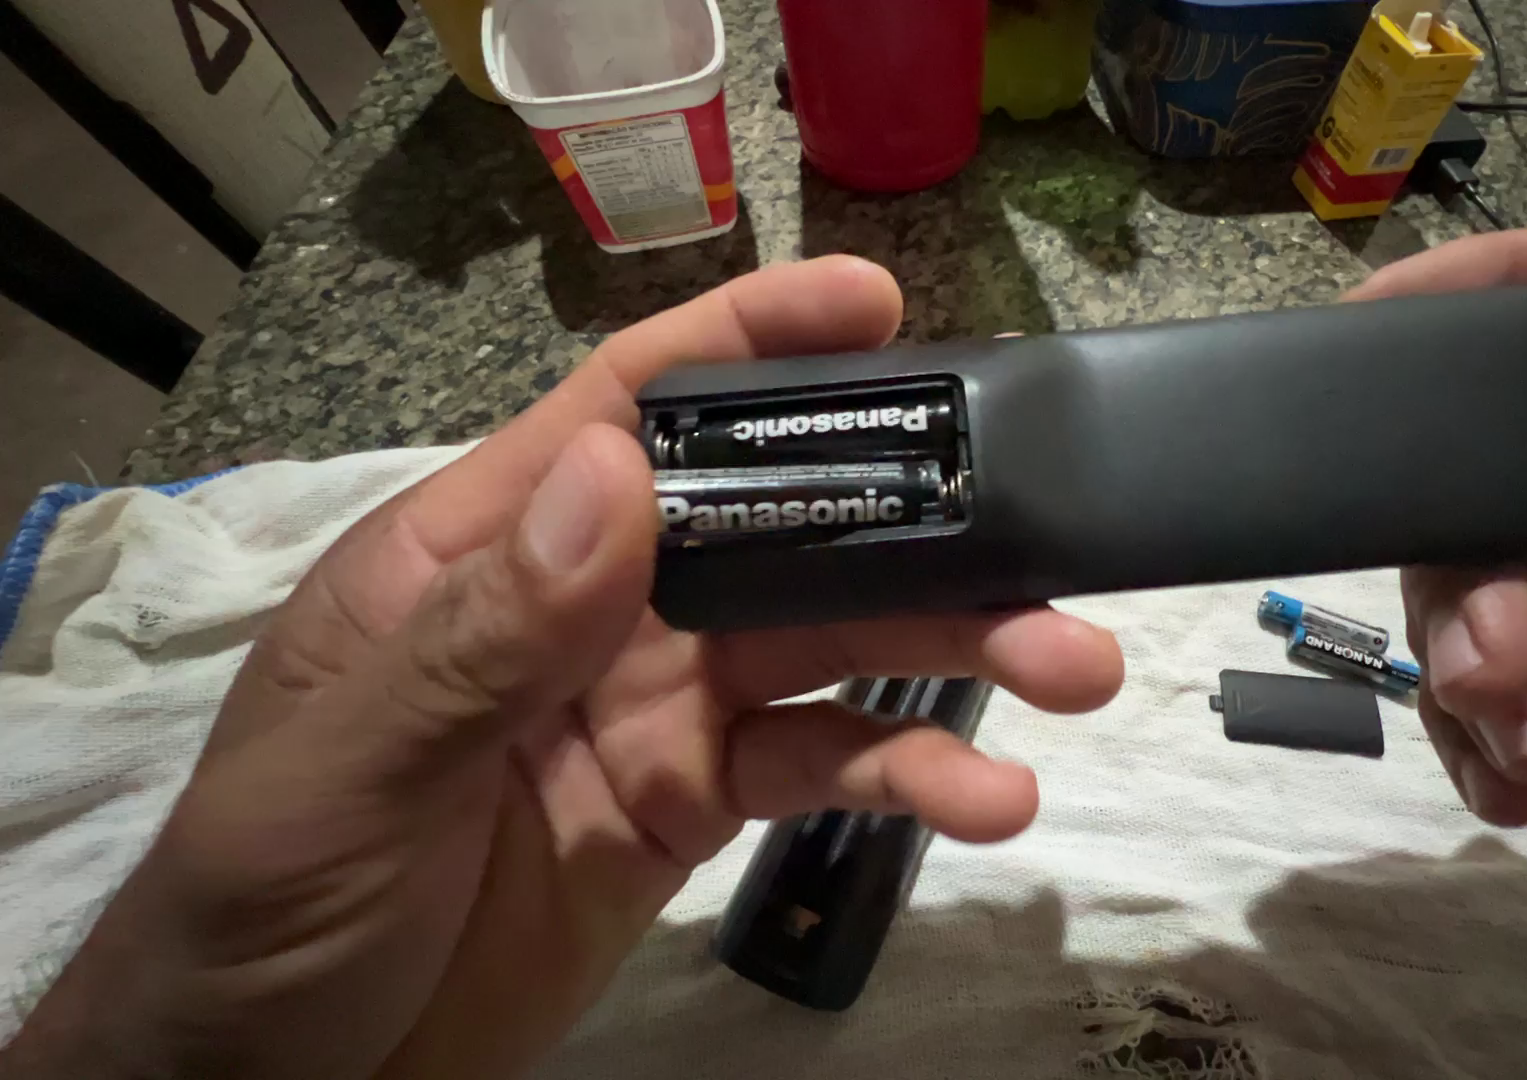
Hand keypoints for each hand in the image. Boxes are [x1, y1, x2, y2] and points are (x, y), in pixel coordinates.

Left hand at [1, 257, 1123, 1079]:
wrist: (301, 1077)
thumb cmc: (279, 905)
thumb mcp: (350, 772)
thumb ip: (485, 632)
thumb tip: (616, 469)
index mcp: (511, 545)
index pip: (640, 405)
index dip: (758, 340)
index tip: (877, 307)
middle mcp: (621, 598)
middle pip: (791, 529)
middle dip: (922, 529)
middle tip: (1048, 547)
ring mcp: (682, 692)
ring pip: (843, 645)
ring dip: (960, 654)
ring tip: (1071, 671)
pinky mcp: (719, 788)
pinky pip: (832, 762)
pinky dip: (914, 773)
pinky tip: (990, 797)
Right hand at [1349, 173, 1526, 985]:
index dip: (1478, 294)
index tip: (1369, 318)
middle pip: (1477, 473)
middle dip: (1459, 567)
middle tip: (1489, 658)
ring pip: (1456, 583)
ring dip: (1462, 665)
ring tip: (1521, 737)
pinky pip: (1475, 681)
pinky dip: (1471, 734)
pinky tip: (1513, 782)